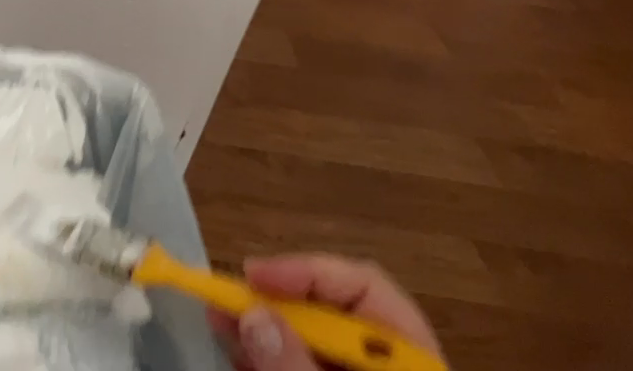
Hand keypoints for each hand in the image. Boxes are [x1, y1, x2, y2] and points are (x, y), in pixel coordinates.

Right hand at [209, 255, 441, 370]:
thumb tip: (253, 315)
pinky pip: (309, 365)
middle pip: (335, 312)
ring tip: (217, 324)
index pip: (365, 286)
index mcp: (414, 359)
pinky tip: (239, 356)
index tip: (251, 273)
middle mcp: (395, 364)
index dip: (305, 272)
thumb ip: (296, 367)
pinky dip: (273, 359)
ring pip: (317, 341)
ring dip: (266, 330)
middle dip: (277, 303)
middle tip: (223, 302)